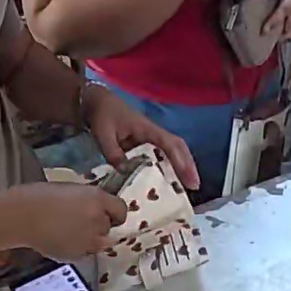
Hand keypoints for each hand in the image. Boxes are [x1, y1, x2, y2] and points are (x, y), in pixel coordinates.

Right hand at [5, 182, 127, 259]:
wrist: (21, 216)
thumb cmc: (40, 196)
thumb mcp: (72, 190)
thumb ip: (90, 201)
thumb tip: (100, 211)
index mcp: (97, 199)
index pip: (121, 210)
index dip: (113, 213)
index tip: (105, 213)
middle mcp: (99, 220)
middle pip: (109, 227)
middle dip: (99, 225)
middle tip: (79, 222)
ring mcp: (90, 240)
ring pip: (100, 243)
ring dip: (91, 239)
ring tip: (71, 233)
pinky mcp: (78, 255)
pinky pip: (86, 253)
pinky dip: (79, 249)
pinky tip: (62, 241)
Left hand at [85, 85, 200, 190]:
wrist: (96, 102)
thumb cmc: (102, 115)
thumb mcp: (104, 134)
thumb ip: (114, 153)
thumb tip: (127, 172)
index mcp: (147, 129)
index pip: (169, 144)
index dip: (180, 161)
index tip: (188, 178)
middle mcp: (153, 133)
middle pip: (178, 148)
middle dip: (188, 166)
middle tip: (194, 187)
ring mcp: (150, 138)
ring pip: (173, 152)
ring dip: (182, 168)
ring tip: (187, 188)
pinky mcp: (145, 144)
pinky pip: (161, 156)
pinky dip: (169, 168)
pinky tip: (170, 183)